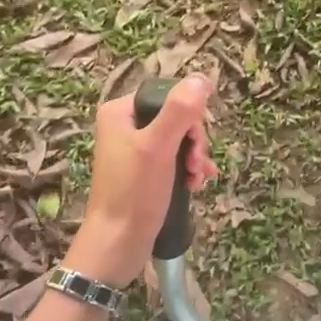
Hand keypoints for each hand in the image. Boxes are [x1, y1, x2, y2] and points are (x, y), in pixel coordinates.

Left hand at [66, 75, 219, 285]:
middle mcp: (125, 126)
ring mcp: (134, 150)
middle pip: (177, 117)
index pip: (168, 95)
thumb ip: (180, 110)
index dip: (190, 116)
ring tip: (196, 179)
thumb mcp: (159, 146)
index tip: (195, 141)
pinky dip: (188, 169)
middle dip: (194, 141)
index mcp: (120, 111)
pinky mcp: (143, 172)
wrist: (118, 243)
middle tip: (195, 164)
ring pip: (179, 139)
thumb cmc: (134, 192)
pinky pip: (174, 159)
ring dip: (194, 157)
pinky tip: (196, 185)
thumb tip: (202, 78)